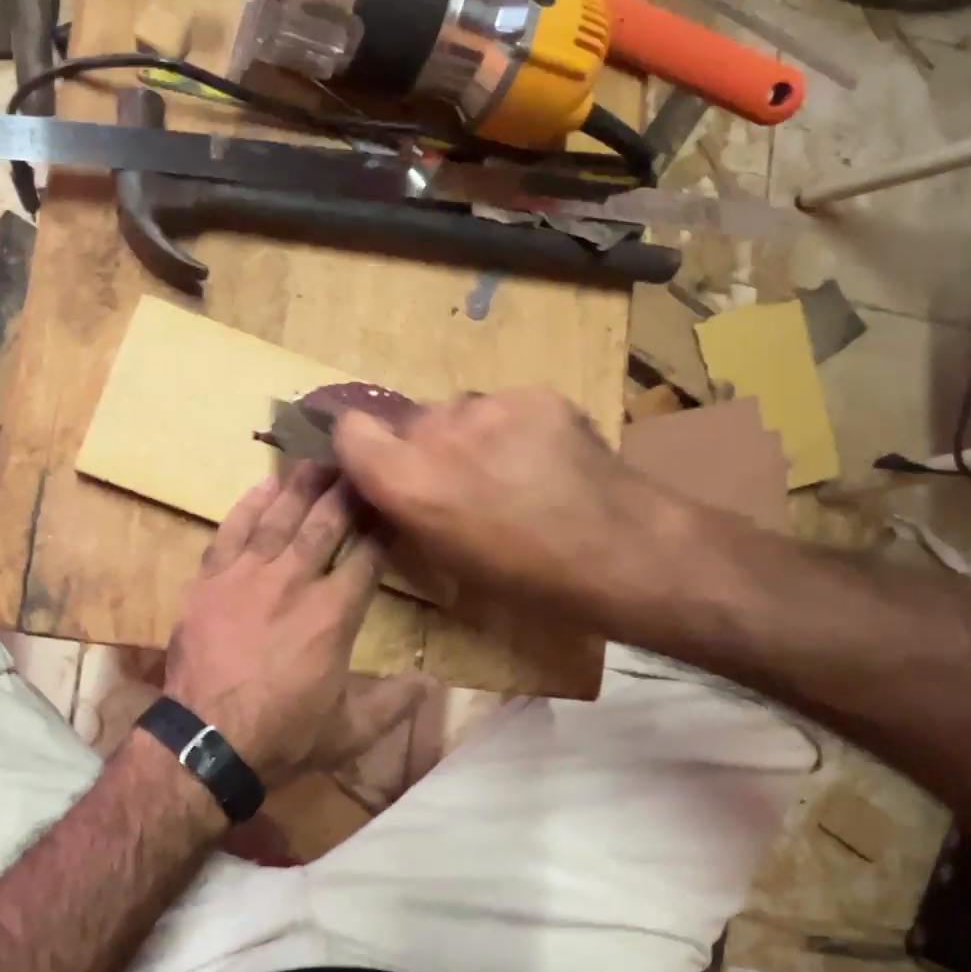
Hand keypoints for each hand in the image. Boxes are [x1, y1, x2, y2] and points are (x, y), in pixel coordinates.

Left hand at [161, 464, 394, 787]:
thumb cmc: (283, 737)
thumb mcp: (350, 731)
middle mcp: (294, 582)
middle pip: (326, 524)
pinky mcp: (210, 579)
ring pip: (280, 518)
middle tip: (361, 461)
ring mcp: (248, 576)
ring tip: (320, 458)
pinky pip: (231, 531)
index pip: (368, 557)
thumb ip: (393, 703)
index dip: (384, 526)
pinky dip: (248, 506)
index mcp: (334, 614)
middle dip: (347, 491)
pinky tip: (264, 485)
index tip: (395, 501)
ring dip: (302, 486)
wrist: (208, 741)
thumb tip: (432, 685)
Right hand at [330, 388, 680, 618]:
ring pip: (457, 411)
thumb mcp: (443, 556)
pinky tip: (543, 458)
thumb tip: (390, 485)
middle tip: (458, 479)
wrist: (621, 551)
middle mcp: (436, 433)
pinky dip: (511, 427)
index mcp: (406, 481)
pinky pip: (503, 405)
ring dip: (467, 435)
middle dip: (422, 445)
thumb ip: (405, 507)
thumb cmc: (524, 578)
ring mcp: (487, 407)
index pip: (349, 430)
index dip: (360, 446)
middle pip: (407, 421)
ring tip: (508, 470)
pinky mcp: (533, 393)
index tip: (378, 466)